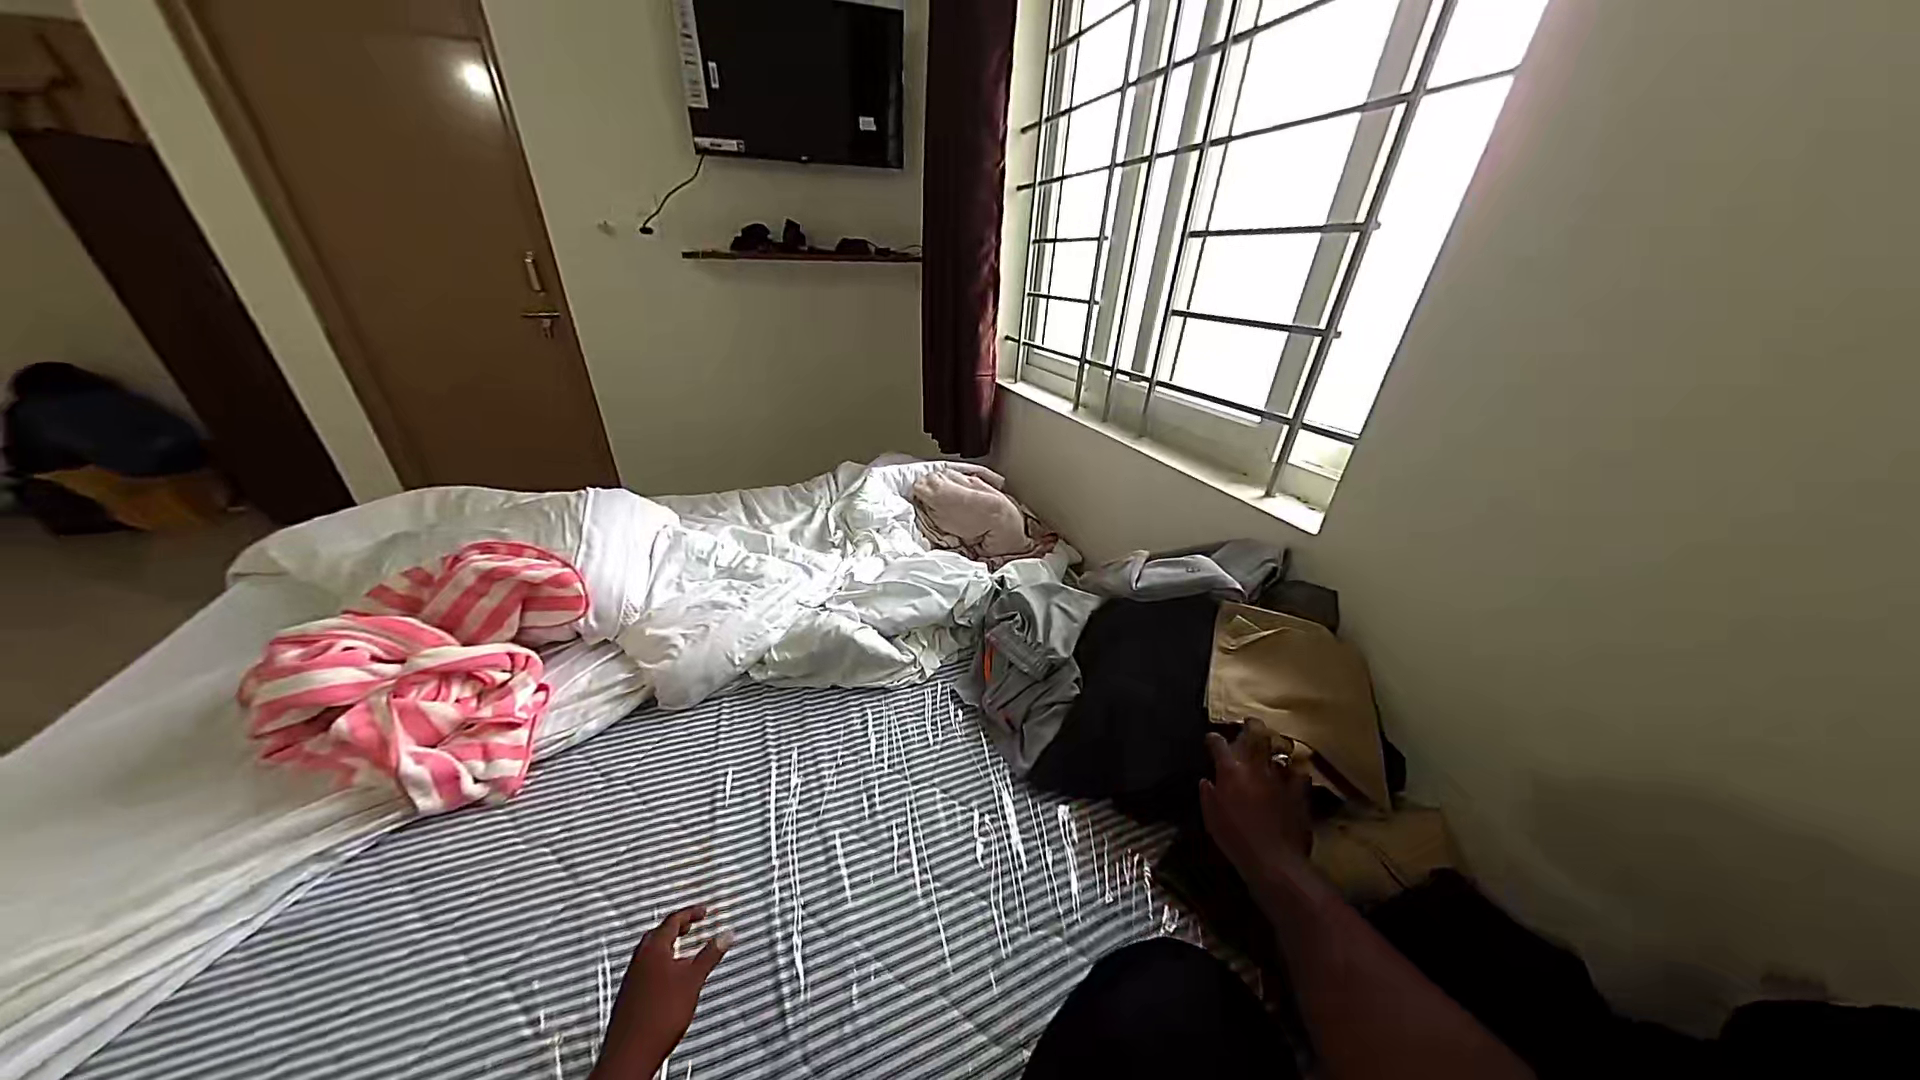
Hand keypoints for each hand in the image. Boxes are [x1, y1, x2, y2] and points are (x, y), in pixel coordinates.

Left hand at [591, 904, 732, 1079]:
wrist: (630, 1055)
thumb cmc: (658, 1017)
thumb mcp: (694, 980)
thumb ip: (711, 954)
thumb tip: (726, 935)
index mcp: (653, 949)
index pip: (673, 920)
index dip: (690, 913)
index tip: (702, 911)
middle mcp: (638, 960)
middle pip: (658, 934)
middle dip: (677, 927)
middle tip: (691, 924)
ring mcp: (631, 979)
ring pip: (651, 953)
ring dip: (669, 947)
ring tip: (685, 951)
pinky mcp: (628, 997)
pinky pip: (646, 970)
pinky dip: (661, 965)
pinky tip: (671, 979)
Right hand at [1199, 727, 1313, 890]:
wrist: (1274, 861)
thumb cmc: (1235, 839)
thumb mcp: (1211, 817)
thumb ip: (1208, 794)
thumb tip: (1208, 781)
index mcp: (1230, 770)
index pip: (1218, 743)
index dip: (1213, 739)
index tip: (1211, 740)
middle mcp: (1255, 767)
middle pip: (1255, 734)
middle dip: (1251, 725)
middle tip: (1249, 723)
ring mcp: (1280, 777)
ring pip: (1280, 748)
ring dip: (1275, 744)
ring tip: (1273, 744)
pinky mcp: (1299, 791)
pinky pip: (1299, 773)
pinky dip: (1294, 771)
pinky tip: (1292, 775)